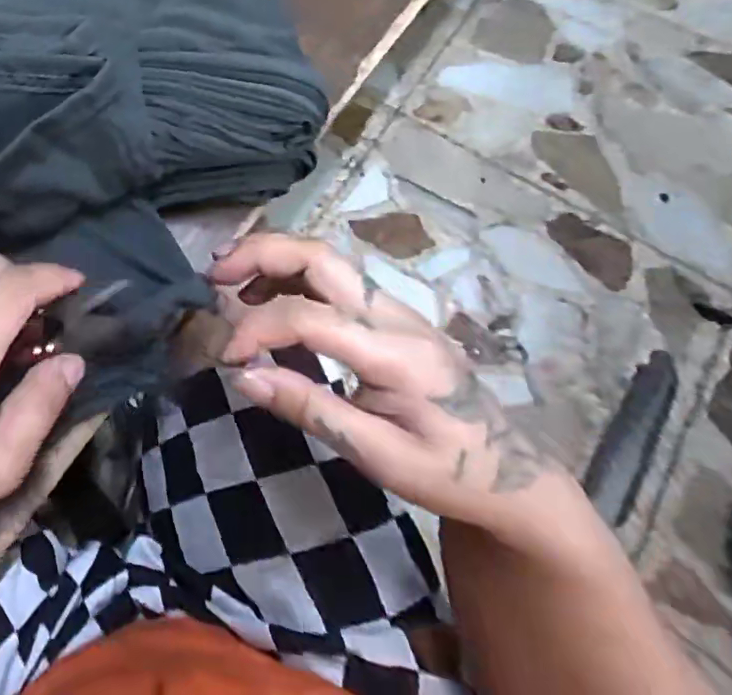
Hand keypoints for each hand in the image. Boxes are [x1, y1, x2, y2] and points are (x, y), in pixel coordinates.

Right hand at [208, 233, 573, 543]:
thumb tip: (240, 374)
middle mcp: (397, 317)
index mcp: (398, 355)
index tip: (227, 357)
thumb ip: (309, 409)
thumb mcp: (379, 456)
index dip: (255, 329)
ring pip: (323, 256)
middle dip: (259, 254)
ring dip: (269, 257)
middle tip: (213, 275)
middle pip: (320, 256)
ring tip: (227, 279)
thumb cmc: (450, 472)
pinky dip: (286, 272)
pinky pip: (330, 275)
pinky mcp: (387, 314)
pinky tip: (262, 295)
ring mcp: (395, 310)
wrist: (518, 477)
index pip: (307, 317)